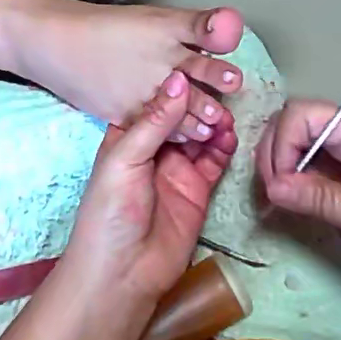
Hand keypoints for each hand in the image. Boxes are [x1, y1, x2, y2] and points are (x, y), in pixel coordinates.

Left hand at [62, 70, 236, 304]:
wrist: (123, 273)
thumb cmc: (110, 211)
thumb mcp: (125, 159)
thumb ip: (154, 121)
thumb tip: (178, 80)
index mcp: (126, 136)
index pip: (154, 102)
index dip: (174, 86)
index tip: (197, 65)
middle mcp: (152, 148)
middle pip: (181, 117)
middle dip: (199, 105)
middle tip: (219, 94)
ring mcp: (176, 168)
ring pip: (200, 136)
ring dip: (213, 125)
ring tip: (225, 118)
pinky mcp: (196, 189)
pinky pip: (214, 162)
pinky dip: (223, 148)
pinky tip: (231, 138)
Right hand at [255, 102, 340, 278]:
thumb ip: (323, 200)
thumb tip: (272, 187)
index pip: (301, 114)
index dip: (279, 146)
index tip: (278, 189)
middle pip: (297, 127)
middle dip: (282, 164)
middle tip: (282, 204)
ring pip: (306, 150)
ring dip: (302, 185)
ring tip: (316, 219)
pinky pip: (323, 169)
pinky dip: (320, 195)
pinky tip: (340, 224)